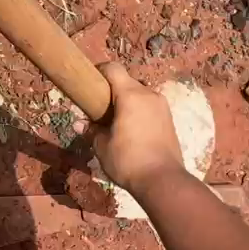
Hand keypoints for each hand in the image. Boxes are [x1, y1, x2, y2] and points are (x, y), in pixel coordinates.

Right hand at [90, 63, 186, 191]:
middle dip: (112, 91)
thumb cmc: (128, 160)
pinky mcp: (169, 119)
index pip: (113, 69)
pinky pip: (150, 107)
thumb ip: (91, 131)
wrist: (163, 181)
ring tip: (116, 121)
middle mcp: (149, 94)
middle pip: (127, 81)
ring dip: (127, 102)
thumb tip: (78, 124)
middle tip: (100, 109)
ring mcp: (162, 106)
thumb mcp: (103, 147)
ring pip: (140, 94)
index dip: (99, 71)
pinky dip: (139, 112)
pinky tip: (132, 130)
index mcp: (130, 95)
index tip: (89, 83)